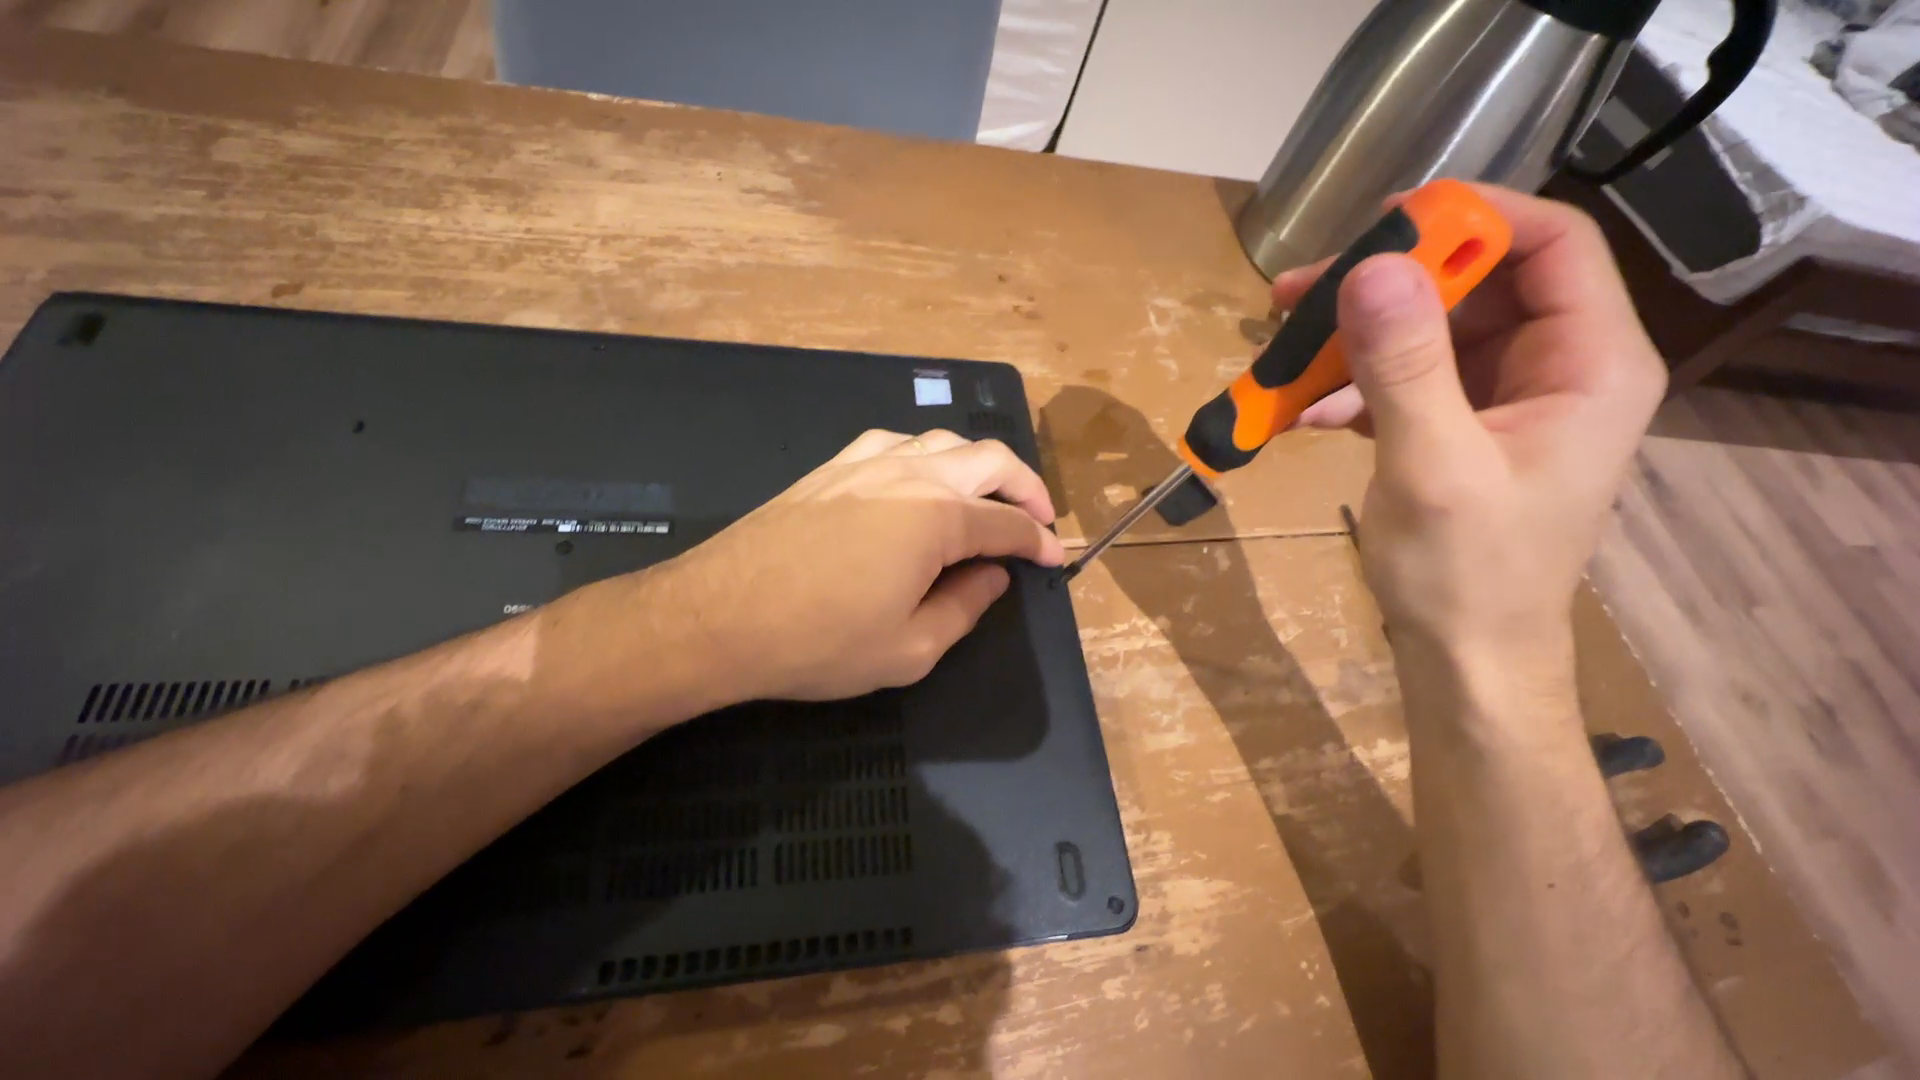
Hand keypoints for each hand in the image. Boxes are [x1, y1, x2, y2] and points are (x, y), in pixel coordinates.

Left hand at [546, 429, 1065, 711]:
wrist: (719, 616)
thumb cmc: (820, 643)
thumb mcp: (909, 650)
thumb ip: (964, 609)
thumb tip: (993, 577)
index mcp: (937, 518)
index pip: (1008, 523)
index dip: (1040, 542)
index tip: (1055, 558)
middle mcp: (910, 474)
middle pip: (988, 459)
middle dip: (1026, 486)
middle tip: (1038, 518)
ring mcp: (866, 462)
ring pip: (942, 440)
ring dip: (977, 464)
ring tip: (986, 496)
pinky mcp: (831, 467)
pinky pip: (895, 441)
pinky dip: (926, 455)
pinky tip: (920, 479)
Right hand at [1283, 186, 1664, 660]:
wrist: (1466, 660)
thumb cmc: (1467, 574)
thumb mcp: (1432, 467)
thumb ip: (1405, 367)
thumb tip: (1369, 267)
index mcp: (1590, 364)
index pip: (1551, 244)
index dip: (1470, 219)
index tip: (1377, 227)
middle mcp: (1557, 366)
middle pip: (1478, 282)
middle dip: (1386, 282)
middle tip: (1297, 292)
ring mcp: (1506, 399)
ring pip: (1432, 329)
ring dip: (1356, 335)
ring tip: (1279, 346)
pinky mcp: (1462, 427)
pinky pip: (1409, 378)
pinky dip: (1354, 384)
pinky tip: (1302, 409)